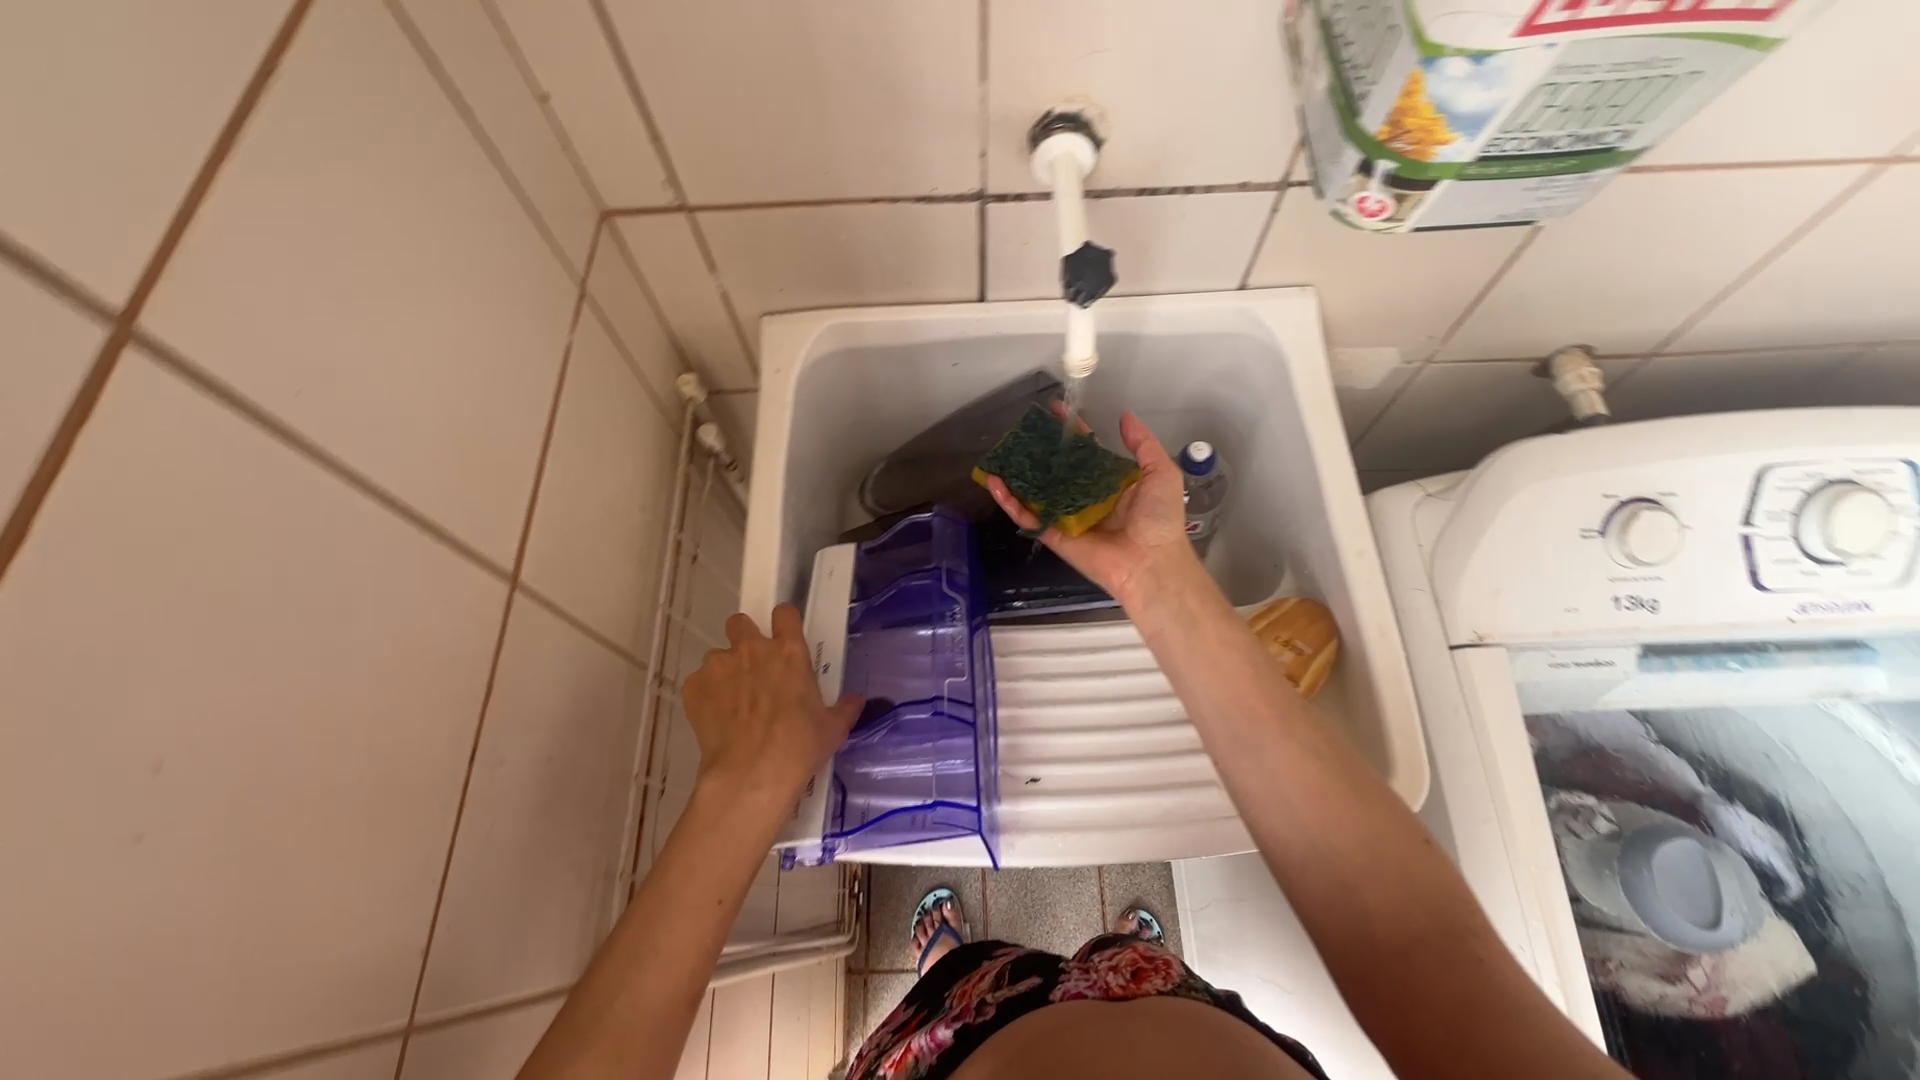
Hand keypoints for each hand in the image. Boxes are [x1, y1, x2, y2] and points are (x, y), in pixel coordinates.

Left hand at [682, 605, 862, 804]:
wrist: (752, 773)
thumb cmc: (800, 746)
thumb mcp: (832, 728)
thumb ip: (843, 709)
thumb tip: (856, 701)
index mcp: (788, 651)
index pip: (784, 613)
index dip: (783, 622)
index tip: (783, 636)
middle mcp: (751, 649)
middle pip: (739, 622)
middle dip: (743, 637)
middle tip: (752, 666)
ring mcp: (718, 666)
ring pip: (716, 656)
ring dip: (724, 672)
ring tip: (731, 704)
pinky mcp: (693, 688)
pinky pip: (698, 683)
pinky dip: (705, 697)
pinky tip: (715, 721)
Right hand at [982, 408, 1197, 605]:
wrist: (1151, 562)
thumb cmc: (1160, 518)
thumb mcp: (1161, 471)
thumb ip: (1142, 443)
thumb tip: (1125, 416)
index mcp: (1110, 482)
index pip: (1086, 451)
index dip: (1072, 431)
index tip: (1057, 411)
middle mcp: (1086, 497)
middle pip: (1057, 468)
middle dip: (1041, 448)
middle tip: (1024, 428)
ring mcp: (1067, 516)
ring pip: (1036, 491)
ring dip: (1018, 473)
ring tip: (1001, 452)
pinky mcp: (1053, 535)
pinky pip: (1027, 517)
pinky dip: (1008, 502)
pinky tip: (994, 482)